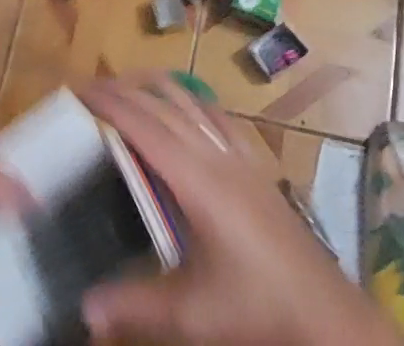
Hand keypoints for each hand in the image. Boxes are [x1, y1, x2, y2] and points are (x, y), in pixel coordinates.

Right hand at [78, 75, 403, 345]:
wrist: (325, 313)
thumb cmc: (257, 307)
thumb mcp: (191, 312)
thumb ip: (133, 304)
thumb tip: (82, 307)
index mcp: (198, 181)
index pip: (146, 126)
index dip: (111, 104)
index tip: (79, 90)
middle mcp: (219, 158)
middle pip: (168, 105)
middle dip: (128, 90)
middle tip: (90, 89)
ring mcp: (242, 160)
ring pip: (196, 105)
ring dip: (160, 91)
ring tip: (130, 89)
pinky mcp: (257, 170)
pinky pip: (220, 120)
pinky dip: (193, 105)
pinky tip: (187, 114)